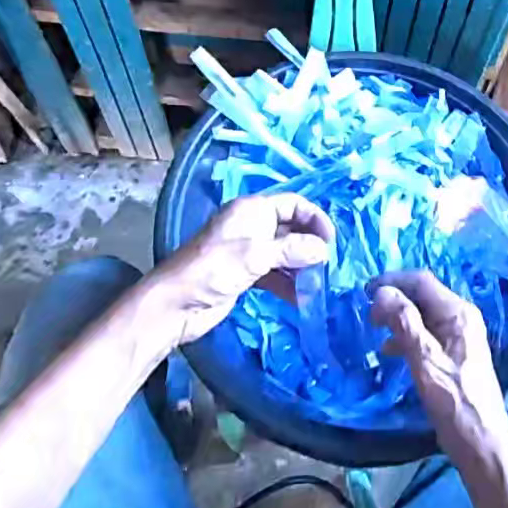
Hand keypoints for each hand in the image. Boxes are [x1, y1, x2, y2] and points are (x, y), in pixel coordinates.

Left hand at [154, 192, 333, 344]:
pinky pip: (274, 273)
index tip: (331, 240)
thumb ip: (292, 250)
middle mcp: (252, 225)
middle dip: (309, 244)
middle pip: (290, 228)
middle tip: (328, 263)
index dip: (314, 218)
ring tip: (318, 283)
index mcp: (252, 209)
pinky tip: (301, 298)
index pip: (293, 204)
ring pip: (284, 252)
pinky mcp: (244, 274)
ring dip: (301, 266)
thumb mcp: (256, 255)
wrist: (176, 304)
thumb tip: (323, 250)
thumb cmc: (215, 268)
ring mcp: (248, 250)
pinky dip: (288, 283)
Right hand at [370, 271, 507, 466]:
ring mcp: (460, 334)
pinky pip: (428, 331)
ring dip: (399, 317)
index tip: (365, 293)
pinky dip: (408, 334)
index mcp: (458, 313)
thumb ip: (405, 323)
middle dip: (394, 299)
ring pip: (424, 313)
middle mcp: (461, 316)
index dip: (392, 281)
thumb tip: (383, 292)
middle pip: (423, 294)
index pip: (421, 281)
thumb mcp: (425, 362)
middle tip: (368, 314)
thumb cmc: (454, 403)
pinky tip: (391, 350)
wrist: (483, 446)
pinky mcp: (456, 351)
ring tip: (375, 330)